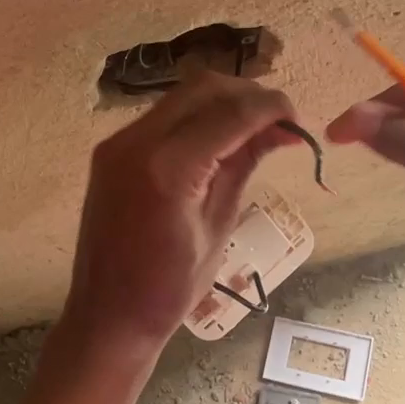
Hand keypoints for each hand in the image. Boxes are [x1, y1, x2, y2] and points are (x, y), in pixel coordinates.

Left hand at [63, 71, 299, 349]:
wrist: (108, 315)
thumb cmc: (169, 289)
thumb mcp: (218, 226)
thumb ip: (243, 167)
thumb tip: (280, 132)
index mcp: (168, 168)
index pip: (231, 113)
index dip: (271, 108)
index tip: (297, 120)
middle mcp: (137, 142)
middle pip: (203, 88)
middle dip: (246, 96)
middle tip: (278, 122)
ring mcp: (117, 144)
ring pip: (180, 97)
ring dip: (221, 103)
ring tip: (253, 130)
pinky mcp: (110, 152)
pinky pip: (161, 117)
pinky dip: (194, 118)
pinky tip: (218, 141)